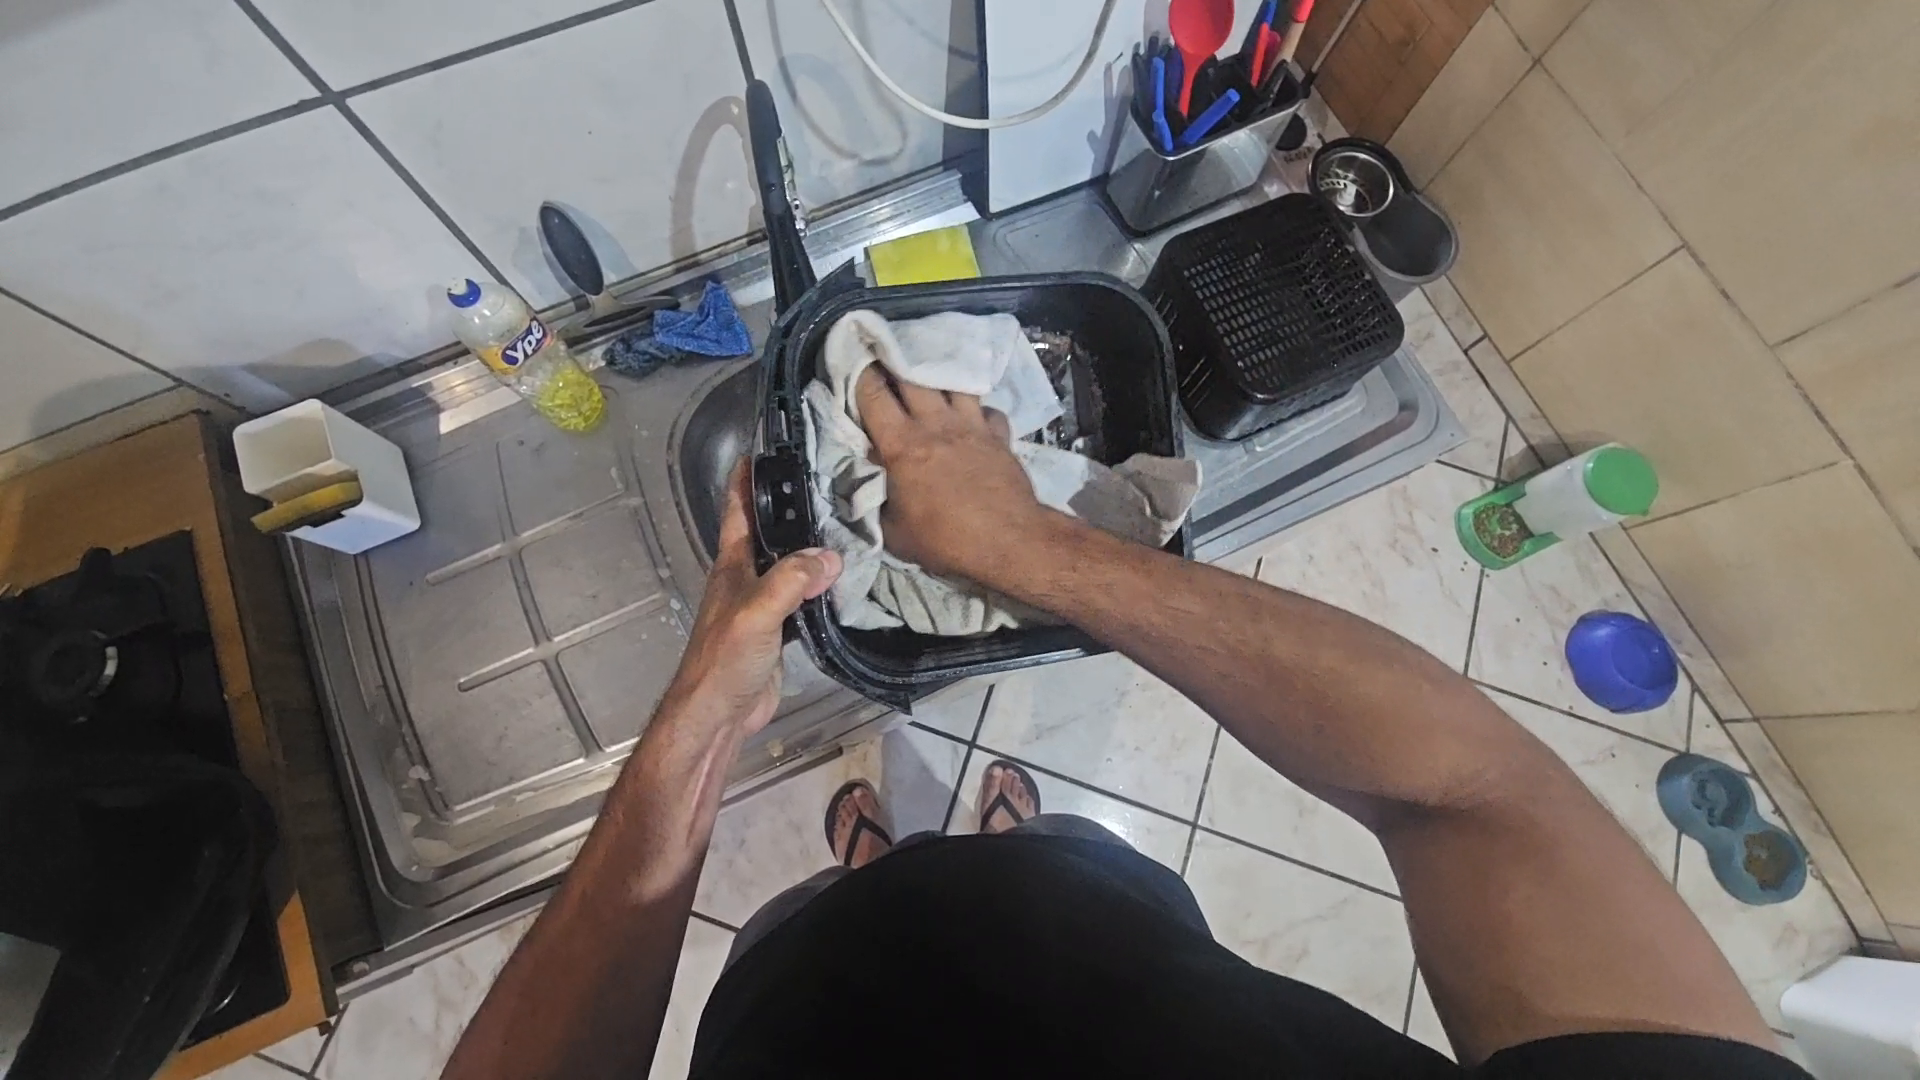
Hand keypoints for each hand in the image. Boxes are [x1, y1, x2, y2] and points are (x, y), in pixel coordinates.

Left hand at [661, 461, 840, 735]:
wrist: (718, 714)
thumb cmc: (724, 658)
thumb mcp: (757, 611)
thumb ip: (792, 580)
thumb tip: (832, 557)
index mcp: (733, 565)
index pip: (738, 511)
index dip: (747, 479)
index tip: (764, 449)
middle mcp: (747, 578)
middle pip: (771, 534)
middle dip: (793, 508)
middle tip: (831, 484)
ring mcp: (763, 605)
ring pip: (791, 565)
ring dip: (812, 548)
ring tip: (847, 526)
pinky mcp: (780, 631)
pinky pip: (804, 598)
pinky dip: (822, 587)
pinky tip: (845, 582)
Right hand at [854, 366, 1049, 579]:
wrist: (1007, 541)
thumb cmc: (945, 540)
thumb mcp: (894, 532)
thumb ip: (876, 503)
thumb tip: (865, 488)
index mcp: (902, 445)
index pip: (874, 395)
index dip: (859, 375)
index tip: (852, 363)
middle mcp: (936, 424)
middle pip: (911, 376)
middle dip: (894, 362)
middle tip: (885, 358)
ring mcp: (971, 425)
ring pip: (952, 382)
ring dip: (937, 377)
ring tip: (929, 378)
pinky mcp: (999, 435)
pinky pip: (986, 408)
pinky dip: (977, 409)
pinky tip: (973, 418)